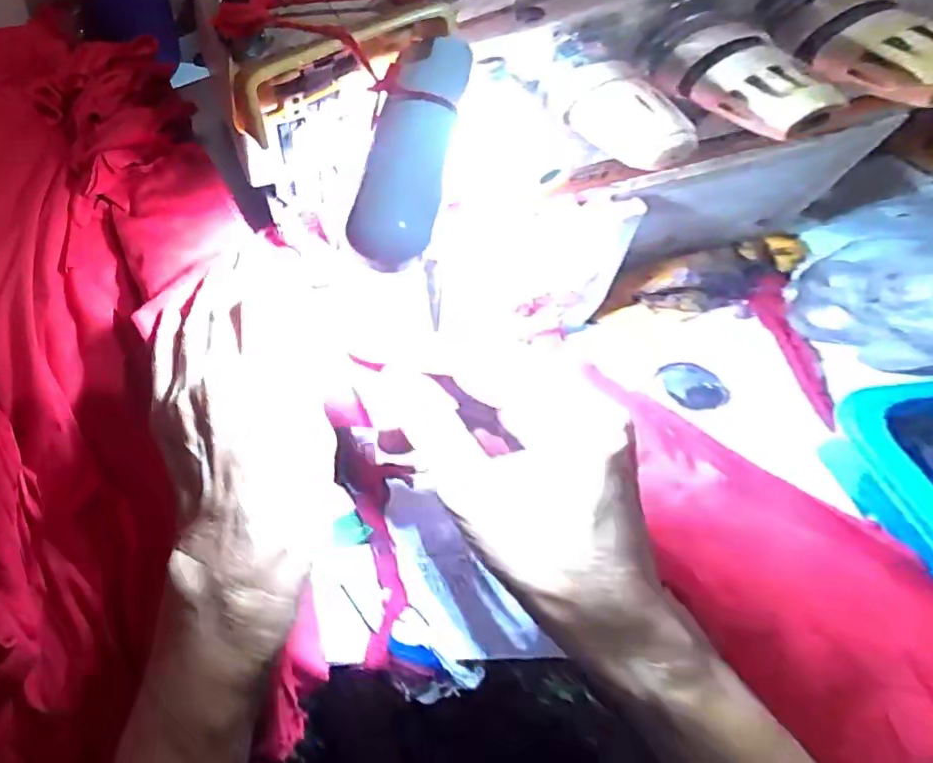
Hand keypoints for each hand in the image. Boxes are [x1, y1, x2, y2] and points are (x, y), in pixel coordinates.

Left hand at [147, 245, 342, 658]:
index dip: (260, 274)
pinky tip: (179, 308)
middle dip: (230, 272)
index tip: (265, 254)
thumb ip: (298, 372)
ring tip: (213, 271)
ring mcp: (181, 386)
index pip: (258, 307)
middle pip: (220, 306)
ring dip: (201, 290)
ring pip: (189, 322)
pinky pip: (161, 350)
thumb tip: (290, 328)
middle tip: (239, 251)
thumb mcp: (314, 427)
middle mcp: (216, 373)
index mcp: (263, 379)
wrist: (236, 537)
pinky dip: (171, 322)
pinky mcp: (160, 401)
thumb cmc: (292, 492)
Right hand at [365, 354, 813, 762]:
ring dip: (429, 387)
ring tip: (381, 396)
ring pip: (484, 379)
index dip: (409, 353)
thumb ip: (428, 424)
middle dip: (417, 361)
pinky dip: (449, 410)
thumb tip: (389, 373)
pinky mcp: (559, 433)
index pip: (476, 363)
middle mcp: (579, 403)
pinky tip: (410, 427)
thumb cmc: (540, 559)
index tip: (356, 346)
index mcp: (569, 415)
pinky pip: (494, 403)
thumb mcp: (470, 491)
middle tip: (363, 355)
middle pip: (481, 360)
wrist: (606, 618)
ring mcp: (572, 417)